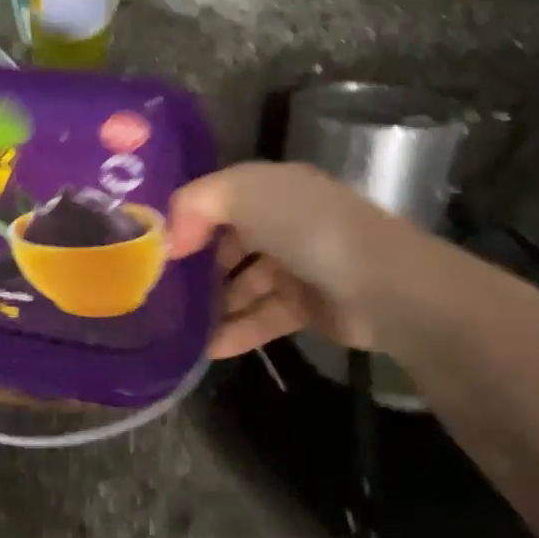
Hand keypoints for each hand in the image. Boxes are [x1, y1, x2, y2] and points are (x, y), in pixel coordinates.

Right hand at [168, 162, 401, 358]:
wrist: (385, 287)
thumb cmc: (308, 229)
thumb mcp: (242, 194)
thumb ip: (193, 204)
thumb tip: (169, 241)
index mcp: (272, 189)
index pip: (215, 201)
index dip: (184, 222)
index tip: (153, 251)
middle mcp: (283, 223)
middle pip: (225, 245)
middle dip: (193, 267)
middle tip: (158, 292)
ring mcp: (296, 266)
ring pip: (240, 285)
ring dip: (210, 305)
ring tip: (176, 325)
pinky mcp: (307, 307)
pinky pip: (261, 317)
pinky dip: (236, 331)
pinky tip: (208, 348)